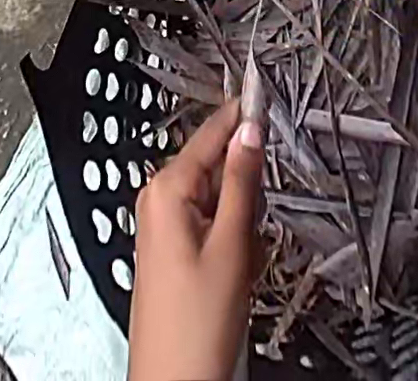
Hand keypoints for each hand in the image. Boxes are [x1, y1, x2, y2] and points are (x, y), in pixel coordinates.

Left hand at [127, 102, 263, 380]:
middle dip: (244, 192)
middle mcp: (159, 198)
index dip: (239, 115)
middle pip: (217, 167)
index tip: (258, 90)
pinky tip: (234, 273)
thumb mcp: (231, 245)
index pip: (210, 134)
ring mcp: (164, 222)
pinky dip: (231, 239)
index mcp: (167, 188)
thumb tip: (249, 131)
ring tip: (242, 263)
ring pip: (219, 198)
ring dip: (241, 223)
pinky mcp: (173, 244)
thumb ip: (242, 182)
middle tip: (254, 229)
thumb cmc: (195, 327)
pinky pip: (211, 222)